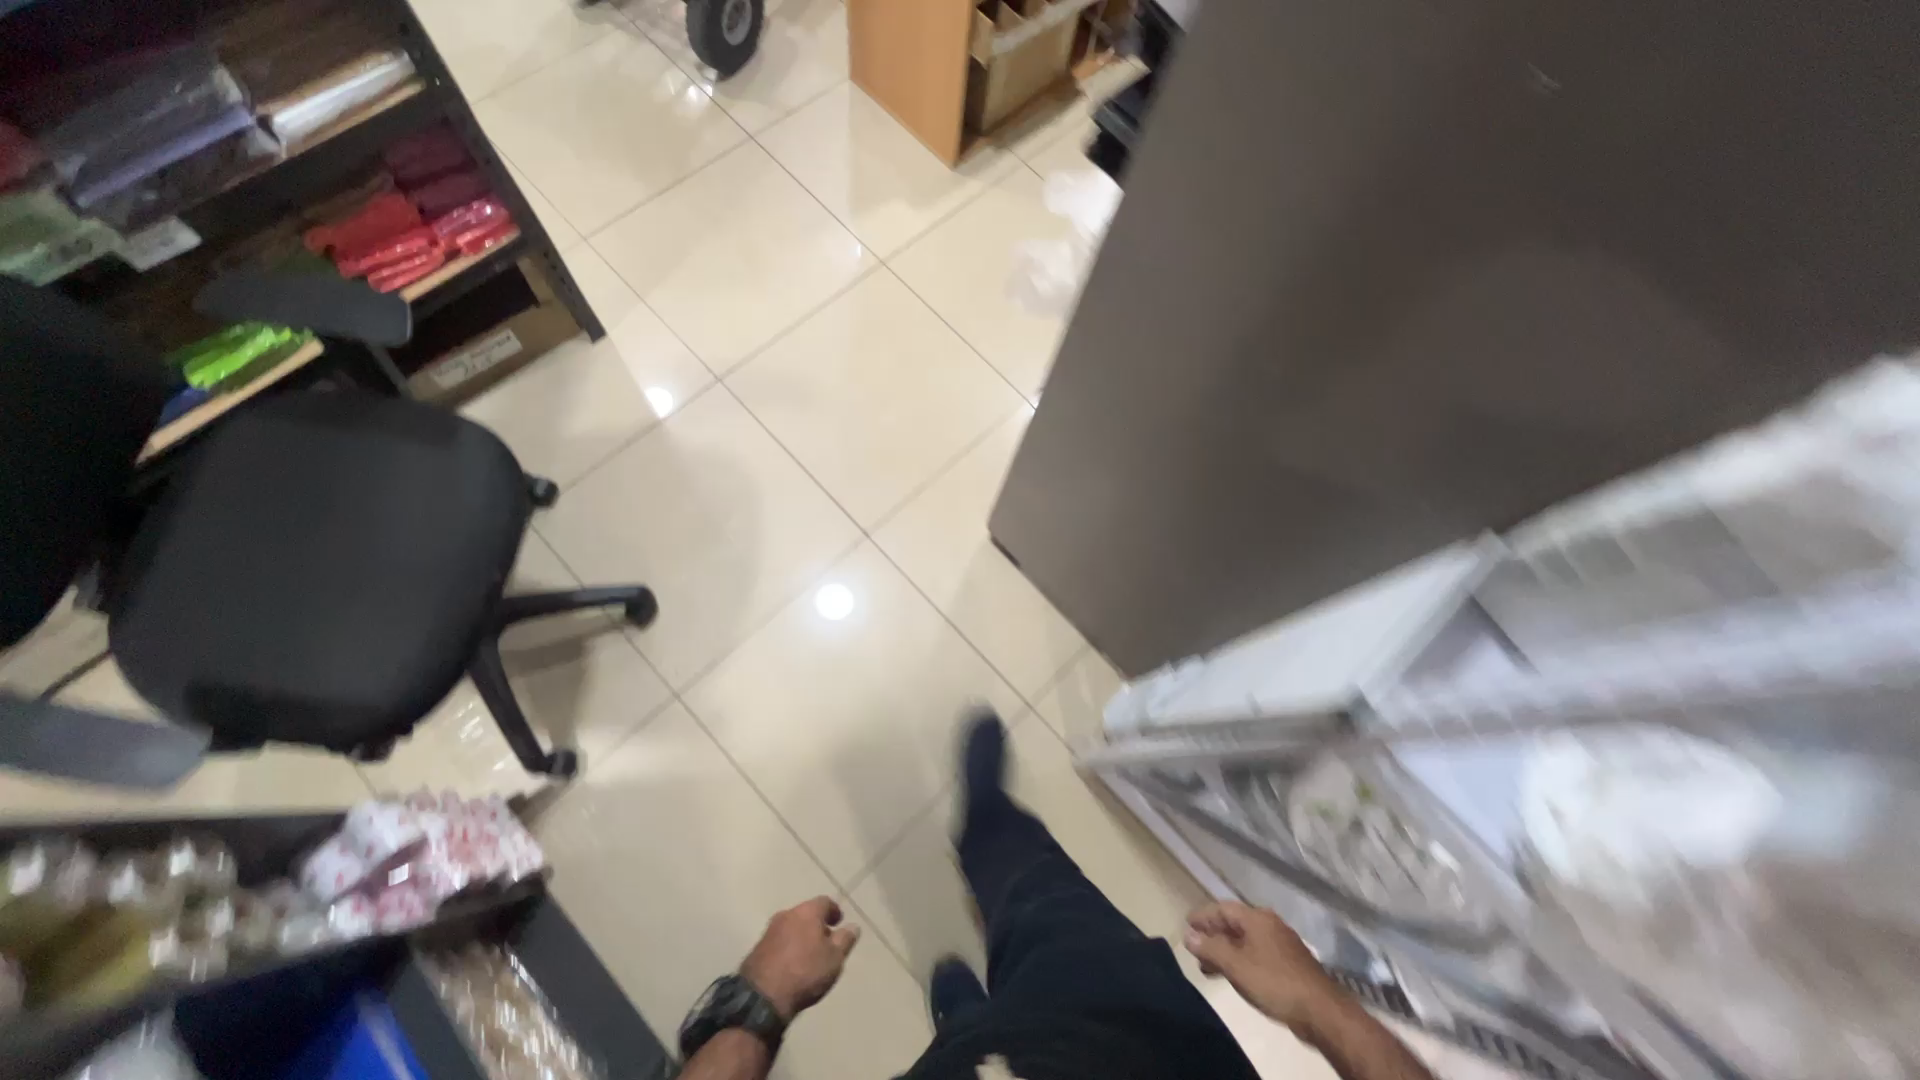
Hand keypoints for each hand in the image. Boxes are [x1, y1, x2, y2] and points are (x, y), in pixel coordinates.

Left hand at [740, 897, 860, 1019]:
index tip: (839, 923)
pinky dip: (788, 946)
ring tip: (809, 954)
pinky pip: (779, 941)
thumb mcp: (834, 958)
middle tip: (826, 941)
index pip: (825, 901)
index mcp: (807, 912)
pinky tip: (792, 963)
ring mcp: (769, 930)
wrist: (762, 996)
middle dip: (817, 924)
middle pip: (806, 913)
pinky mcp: (757, 948)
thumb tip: (854, 926)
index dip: (834, 911)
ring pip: (791, 926)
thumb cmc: (805, 972)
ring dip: (801, 935)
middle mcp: (787, 914)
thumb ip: (845, 940)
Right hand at [1185, 901, 1340, 1030]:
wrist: (1320, 1011)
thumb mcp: (1235, 965)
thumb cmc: (1273, 982)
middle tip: (1195, 948)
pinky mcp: (1288, 963)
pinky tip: (1234, 976)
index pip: (1222, 908)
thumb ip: (1210, 948)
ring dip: (1225, 951)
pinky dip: (1240, 960)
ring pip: (1245, 941)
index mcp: (1256, 918)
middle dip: (1213, 935)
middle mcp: (1269, 924)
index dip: (1202, 916)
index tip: (1186, 925)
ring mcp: (1281, 944)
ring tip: (1208, 968)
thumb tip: (1188, 934)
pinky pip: (1256, 954)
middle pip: (1234, 923)